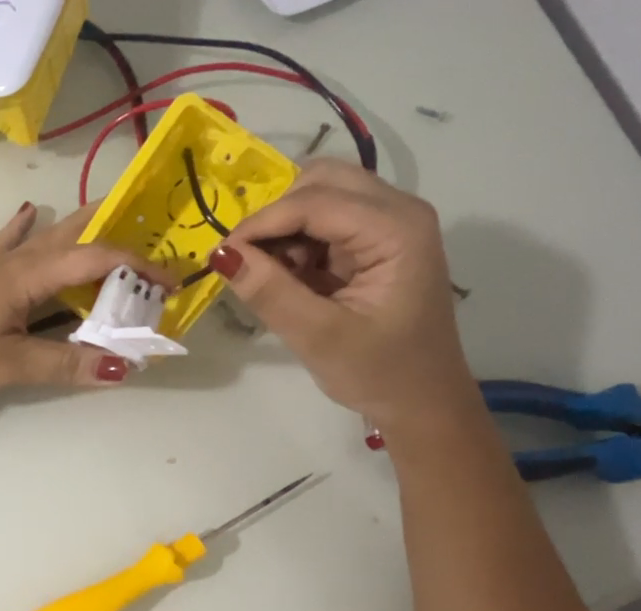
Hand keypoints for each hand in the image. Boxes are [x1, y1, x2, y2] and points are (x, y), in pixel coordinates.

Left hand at [0, 203, 175, 402]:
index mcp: (28, 275)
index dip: (138, 266)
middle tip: (156, 235)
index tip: (171, 283)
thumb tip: (123, 368)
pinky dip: (26, 228)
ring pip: (47, 238)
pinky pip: (10, 244)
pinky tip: (27, 209)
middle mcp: (15, 261)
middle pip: (75, 235)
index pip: (95, 258)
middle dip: (118, 233)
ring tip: (115, 218)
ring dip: (83, 230)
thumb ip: (65, 364)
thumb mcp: (10, 366)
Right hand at [207, 160, 478, 430]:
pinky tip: (290, 280)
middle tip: (246, 262)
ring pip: (320, 197)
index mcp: (397, 230)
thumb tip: (221, 255)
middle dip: (275, 216)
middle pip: (322, 182)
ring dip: (284, 230)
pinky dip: (296, 243)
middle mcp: (398, 211)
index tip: (219, 256)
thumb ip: (271, 292)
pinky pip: (325, 222)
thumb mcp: (318, 337)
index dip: (261, 223)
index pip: (315, 201)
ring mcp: (388, 224)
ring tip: (271, 277)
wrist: (421, 400)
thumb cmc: (379, 372)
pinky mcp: (374, 242)